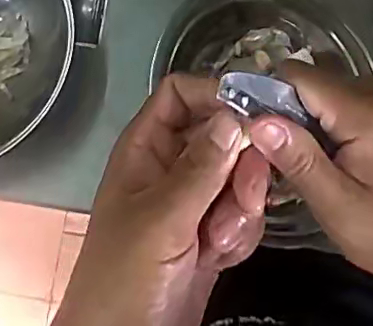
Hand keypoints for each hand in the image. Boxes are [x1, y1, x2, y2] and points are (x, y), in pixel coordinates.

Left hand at [55, 75, 268, 325]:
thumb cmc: (124, 277)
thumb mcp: (161, 220)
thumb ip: (200, 168)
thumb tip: (233, 117)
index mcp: (147, 147)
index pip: (180, 94)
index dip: (211, 93)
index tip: (248, 110)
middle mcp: (172, 164)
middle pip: (221, 133)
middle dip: (238, 167)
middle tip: (243, 195)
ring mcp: (194, 199)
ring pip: (238, 174)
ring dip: (240, 207)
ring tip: (219, 240)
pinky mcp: (212, 231)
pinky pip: (243, 211)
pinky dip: (240, 233)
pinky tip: (220, 257)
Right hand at [245, 64, 372, 308]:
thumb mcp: (340, 208)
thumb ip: (299, 160)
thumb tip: (256, 119)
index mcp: (363, 109)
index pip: (298, 74)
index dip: (269, 92)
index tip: (249, 123)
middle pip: (312, 76)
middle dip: (286, 104)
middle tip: (274, 149)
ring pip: (326, 83)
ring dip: (306, 111)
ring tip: (299, 153)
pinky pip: (344, 94)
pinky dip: (326, 114)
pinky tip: (326, 152)